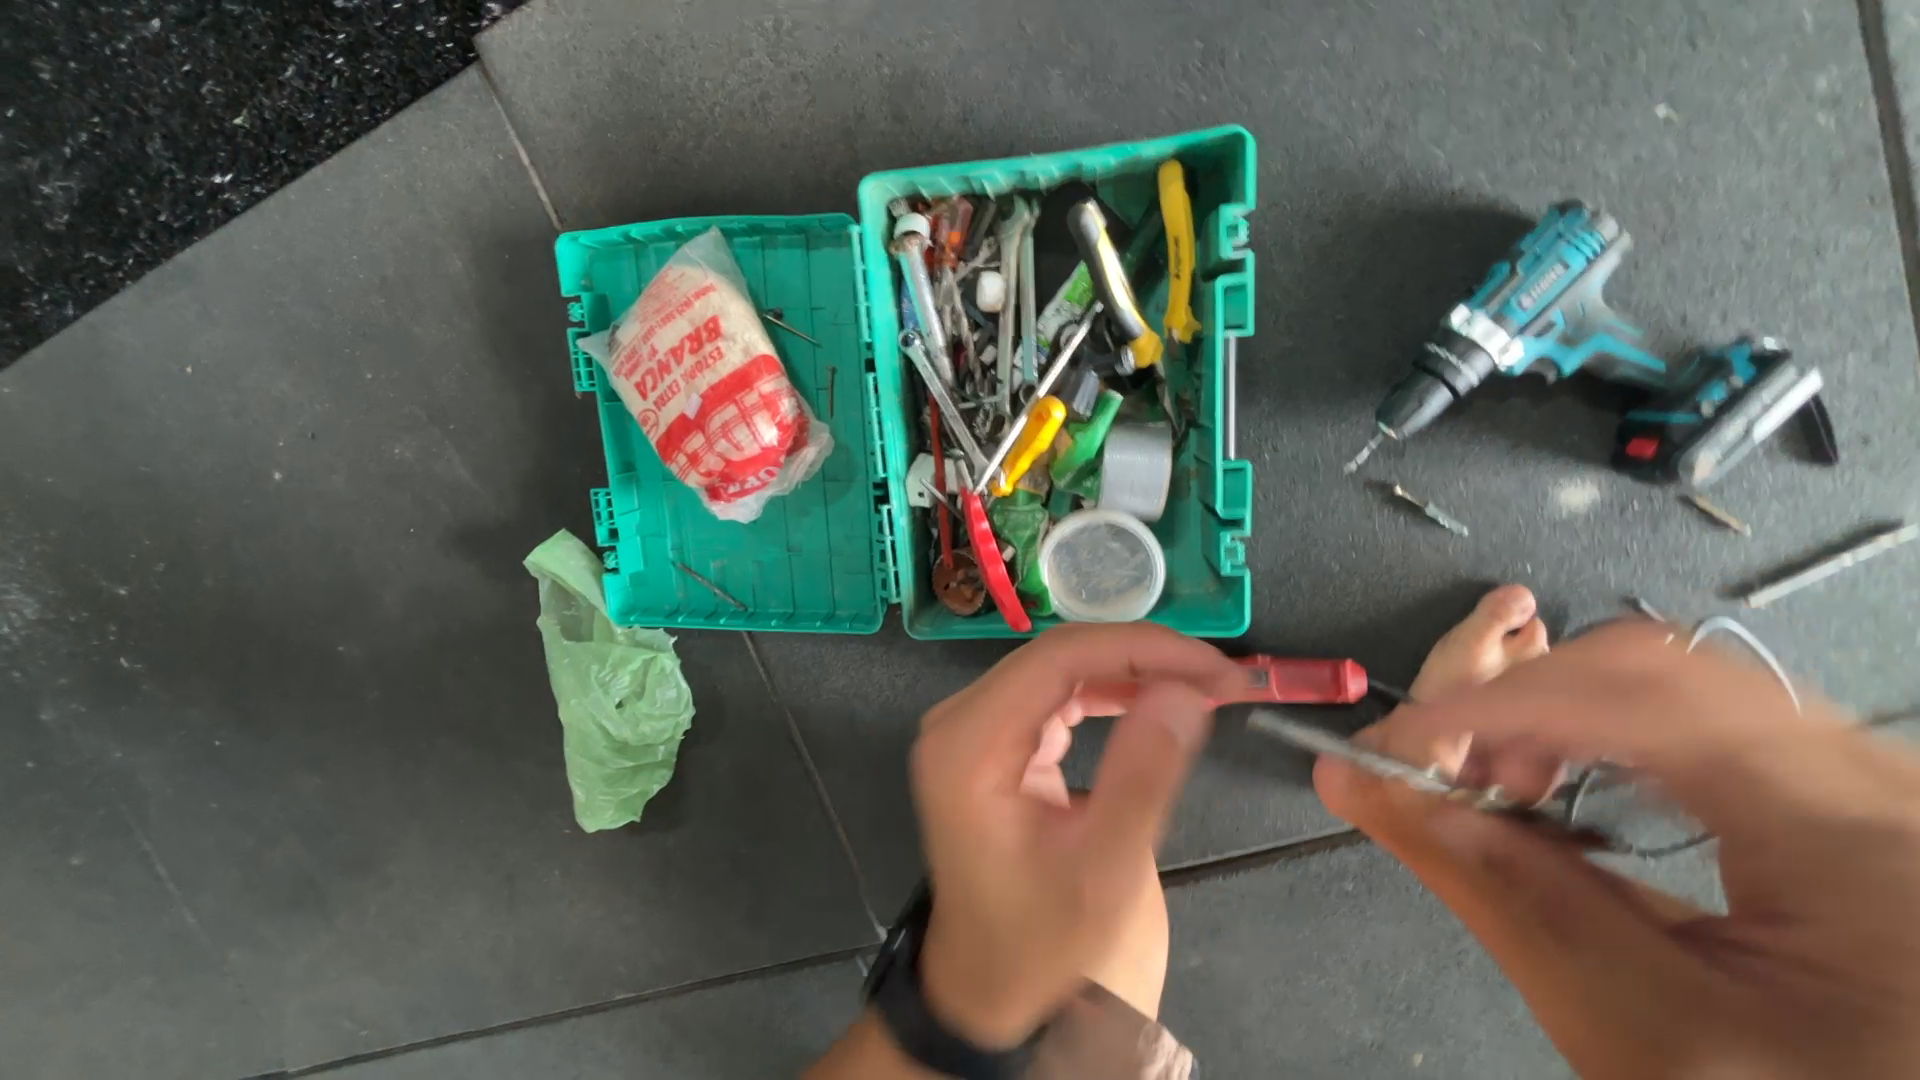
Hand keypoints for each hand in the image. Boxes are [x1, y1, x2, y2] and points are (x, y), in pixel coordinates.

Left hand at [909, 623, 1243, 1047]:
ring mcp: (972, 729)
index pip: (1059, 657)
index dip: (1144, 648)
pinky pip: (1056, 695)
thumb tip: (1186, 689)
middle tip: (1222, 680)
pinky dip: (1111, 692)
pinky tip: (1155, 701)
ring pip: (1061, 668)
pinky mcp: (993, 742)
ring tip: (1203, 688)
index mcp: (969, 745)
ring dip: (1134, 670)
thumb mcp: (1103, 872)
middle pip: (1059, 656)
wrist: (990, 991)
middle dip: (1146, 657)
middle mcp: (960, 722)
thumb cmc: (1041, 947)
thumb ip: (1144, 776)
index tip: (1217, 669)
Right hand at [1315, 619, 1919, 1077]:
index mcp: (1860, 839)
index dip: (1500, 703)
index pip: (1648, 701)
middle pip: (1656, 669)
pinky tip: (1559, 783)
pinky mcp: (1838, 794)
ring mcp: (1863, 782)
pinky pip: (1693, 716)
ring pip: (1670, 681)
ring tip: (1499, 784)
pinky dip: (1594, 731)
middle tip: (1451, 769)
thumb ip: (1501, 891)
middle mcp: (1877, 782)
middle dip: (1521, 701)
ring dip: (1553, 713)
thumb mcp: (1639, 1027)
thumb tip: (1360, 782)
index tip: (1397, 741)